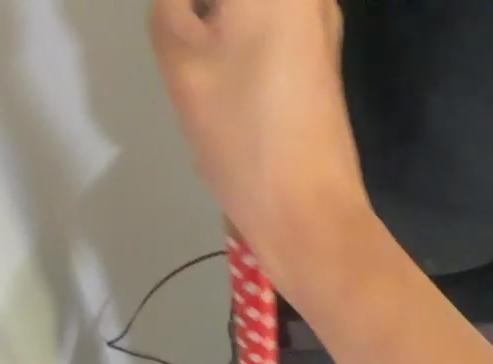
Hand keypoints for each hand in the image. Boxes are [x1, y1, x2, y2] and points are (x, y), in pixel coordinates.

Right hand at [149, 0, 369, 281]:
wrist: (309, 213)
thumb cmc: (246, 141)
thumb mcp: (185, 70)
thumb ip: (171, 9)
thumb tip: (180, 3)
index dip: (186, 8)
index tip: (174, 23)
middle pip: (231, 2)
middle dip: (201, 14)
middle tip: (179, 35)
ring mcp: (321, 17)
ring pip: (258, 10)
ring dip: (218, 22)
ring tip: (192, 48)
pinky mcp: (321, 52)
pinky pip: (274, 17)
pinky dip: (239, 27)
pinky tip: (219, 59)